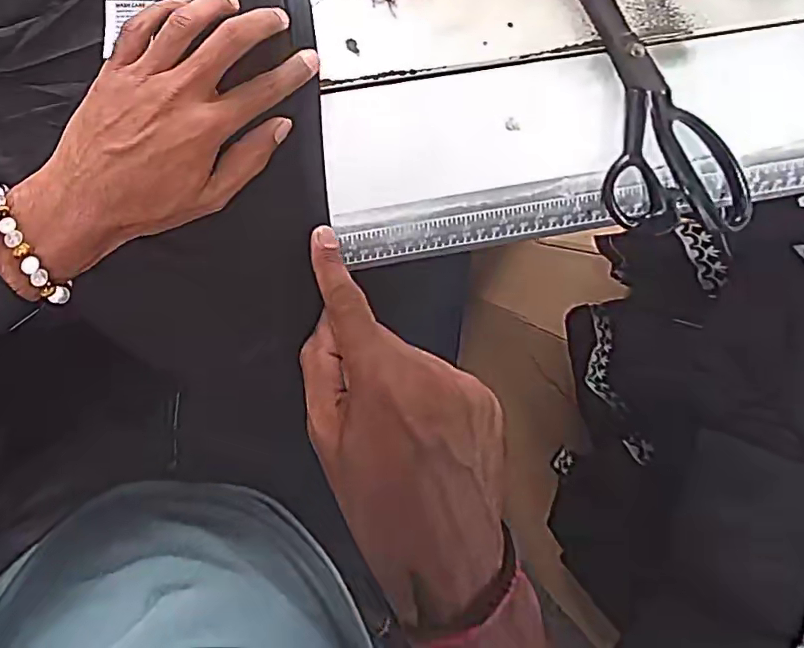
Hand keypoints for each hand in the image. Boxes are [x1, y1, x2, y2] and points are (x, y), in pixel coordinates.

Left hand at [5, 0, 318, 282]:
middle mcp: (177, 94)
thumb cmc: (137, 203)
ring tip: (231, 3)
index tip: (304, 61)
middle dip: (263, 23)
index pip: (263, 89)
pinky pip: (138, 27)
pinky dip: (161, 9)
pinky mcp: (115, 72)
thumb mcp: (208, 197)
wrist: (81, 201)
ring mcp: (144, 79)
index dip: (292, 71)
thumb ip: (249, 160)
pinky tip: (177, 6)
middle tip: (275, 20)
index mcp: (205, 127)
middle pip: (230, 40)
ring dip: (214, 6)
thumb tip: (276, 131)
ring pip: (185, 24)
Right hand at [300, 226, 508, 631]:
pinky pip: (439, 377)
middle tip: (364, 414)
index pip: (348, 308)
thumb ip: (320, 369)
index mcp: (380, 380)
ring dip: (399, 382)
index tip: (324, 240)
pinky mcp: (484, 396)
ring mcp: (461, 384)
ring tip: (402, 436)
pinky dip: (428, 396)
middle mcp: (427, 372)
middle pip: (378, 338)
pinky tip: (429, 438)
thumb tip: (327, 329)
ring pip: (410, 358)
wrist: (452, 564)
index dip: (332, 270)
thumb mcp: (326, 440)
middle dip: (364, 362)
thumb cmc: (383, 511)